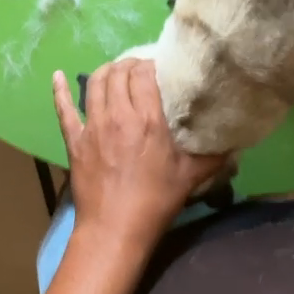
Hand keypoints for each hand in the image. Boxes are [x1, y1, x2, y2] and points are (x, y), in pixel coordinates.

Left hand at [52, 60, 225, 248]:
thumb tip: (234, 145)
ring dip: (105, 71)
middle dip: (128, 64)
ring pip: (95, 83)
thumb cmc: (155, 202)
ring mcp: (92, 125)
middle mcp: (118, 115)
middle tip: (137, 68)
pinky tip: (58, 76)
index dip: (149, 64)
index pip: (144, 75)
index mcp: (148, 121)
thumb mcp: (190, 178)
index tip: (156, 66)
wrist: (114, 229)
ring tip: (114, 71)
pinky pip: (64, 108)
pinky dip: (60, 90)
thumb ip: (213, 157)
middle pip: (118, 73)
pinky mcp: (75, 139)